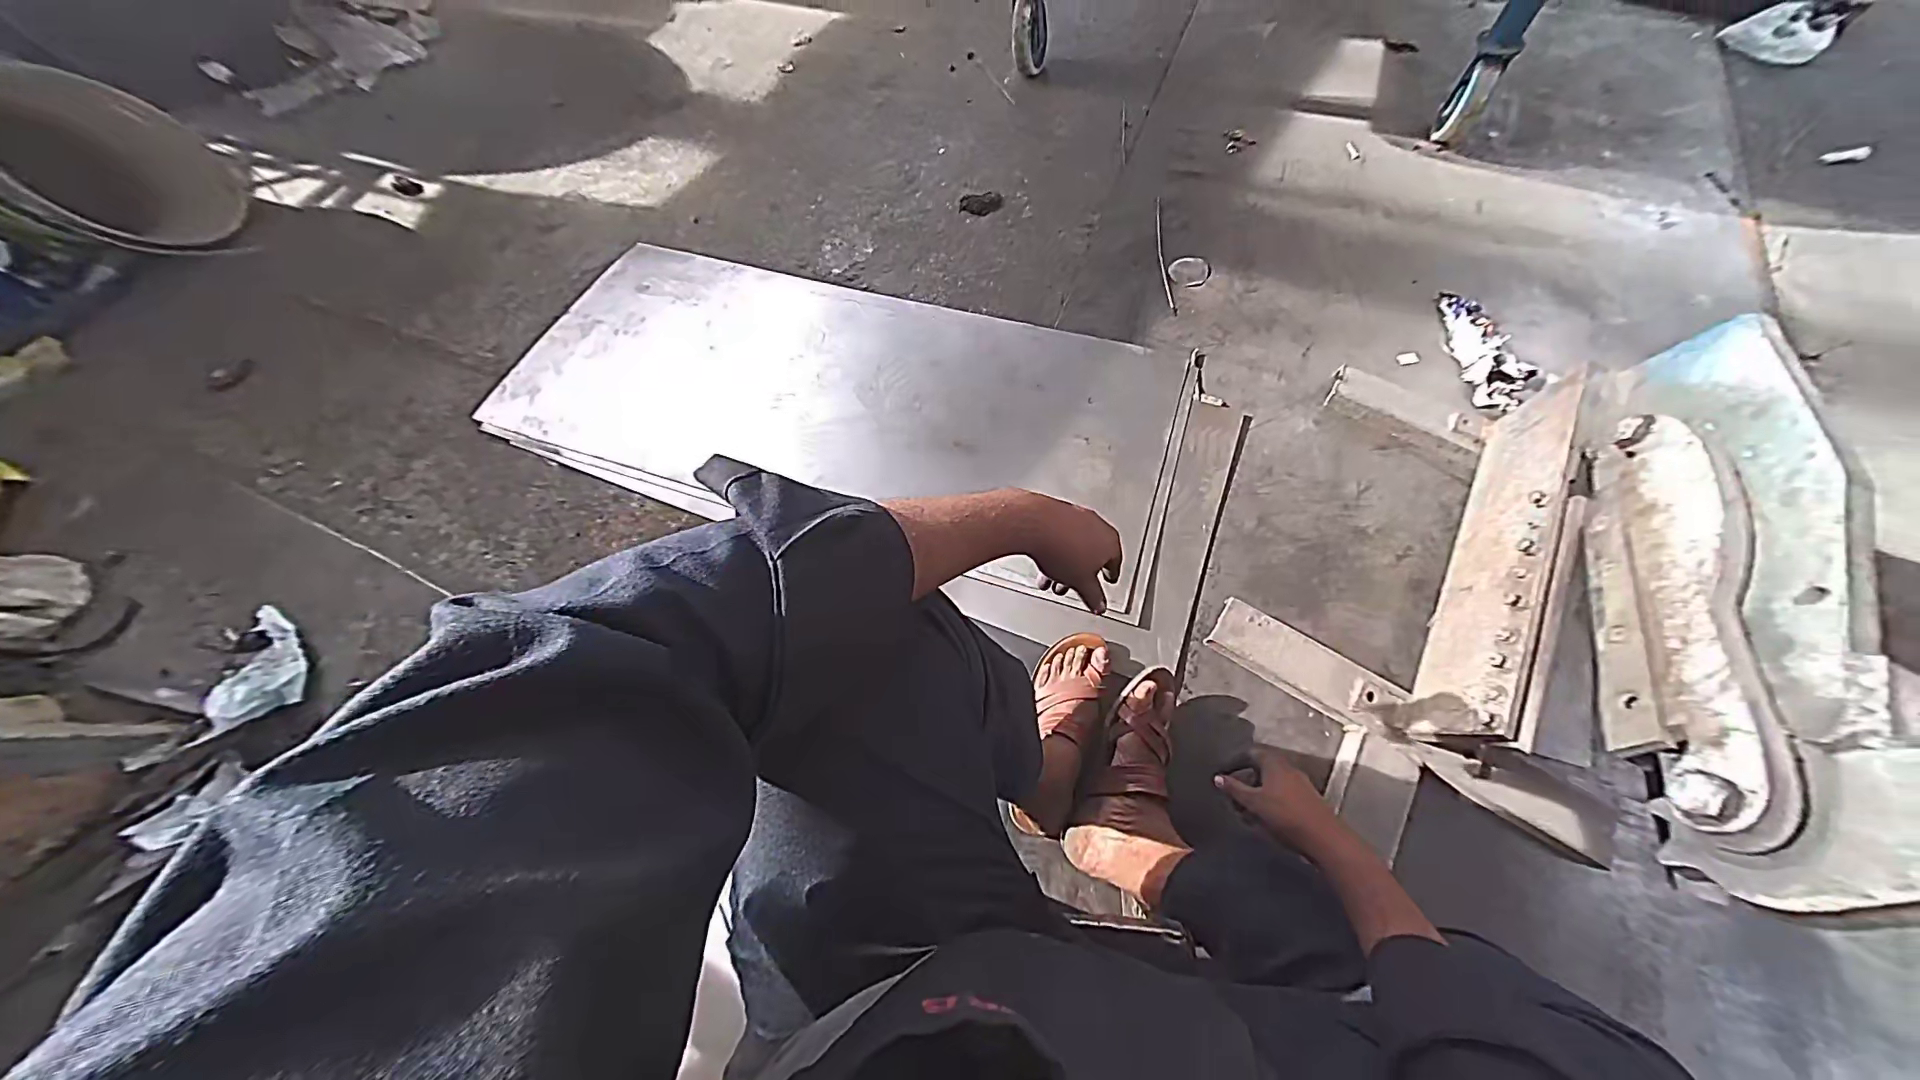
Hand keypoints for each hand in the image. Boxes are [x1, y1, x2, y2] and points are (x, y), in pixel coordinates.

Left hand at [1025, 495, 1122, 613]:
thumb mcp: (1081, 583)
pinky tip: (1043, 560)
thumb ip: (1093, 596)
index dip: (1110, 575)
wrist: (1034, 524)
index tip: (1108, 579)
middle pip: (1091, 555)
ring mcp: (1077, 517)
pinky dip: (1055, 550)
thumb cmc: (1061, 548)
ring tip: (1050, 578)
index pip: (1114, 563)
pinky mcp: (1058, 512)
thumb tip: (1098, 605)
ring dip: (1063, 565)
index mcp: (1110, 542)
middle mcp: (1096, 526)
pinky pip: (1060, 535)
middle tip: (1070, 586)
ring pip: (1073, 546)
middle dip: (1078, 574)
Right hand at [1215, 745, 1346, 847]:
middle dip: (1245, 779)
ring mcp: (1300, 784)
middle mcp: (1288, 768)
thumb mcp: (1254, 802)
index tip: (1223, 773)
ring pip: (1272, 782)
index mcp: (1274, 763)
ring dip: (1257, 792)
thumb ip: (1234, 789)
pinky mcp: (1308, 799)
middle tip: (1232, 793)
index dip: (1234, 761)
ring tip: (1245, 808)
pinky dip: (1269, 800)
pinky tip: (1264, 816)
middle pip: (1261, 768)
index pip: (1250, 753)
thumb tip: (1218, 777)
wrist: (1325, 838)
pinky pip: (1282, 793)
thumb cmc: (1285, 815)